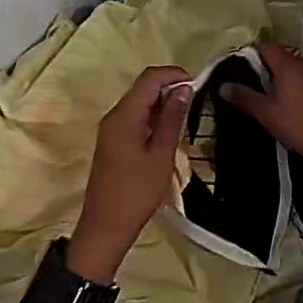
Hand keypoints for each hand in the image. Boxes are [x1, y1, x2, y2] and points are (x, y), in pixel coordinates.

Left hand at [71, 65, 191, 280]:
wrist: (106, 227)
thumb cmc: (137, 192)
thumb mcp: (161, 154)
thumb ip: (172, 118)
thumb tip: (184, 88)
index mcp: (124, 115)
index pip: (149, 78)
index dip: (174, 74)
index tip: (197, 83)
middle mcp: (114, 116)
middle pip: (143, 87)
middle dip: (169, 87)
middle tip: (195, 101)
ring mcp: (111, 129)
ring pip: (139, 102)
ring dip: (162, 103)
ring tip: (185, 117)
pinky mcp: (113, 141)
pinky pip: (135, 118)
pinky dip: (153, 117)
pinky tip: (168, 132)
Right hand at [219, 45, 302, 171]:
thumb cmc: (296, 124)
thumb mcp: (264, 112)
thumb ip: (243, 96)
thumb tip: (223, 85)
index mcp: (288, 64)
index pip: (266, 47)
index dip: (251, 56)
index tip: (239, 70)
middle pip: (279, 57)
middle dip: (263, 69)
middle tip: (248, 86)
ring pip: (290, 70)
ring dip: (277, 80)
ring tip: (263, 98)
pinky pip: (301, 81)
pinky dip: (290, 88)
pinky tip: (284, 106)